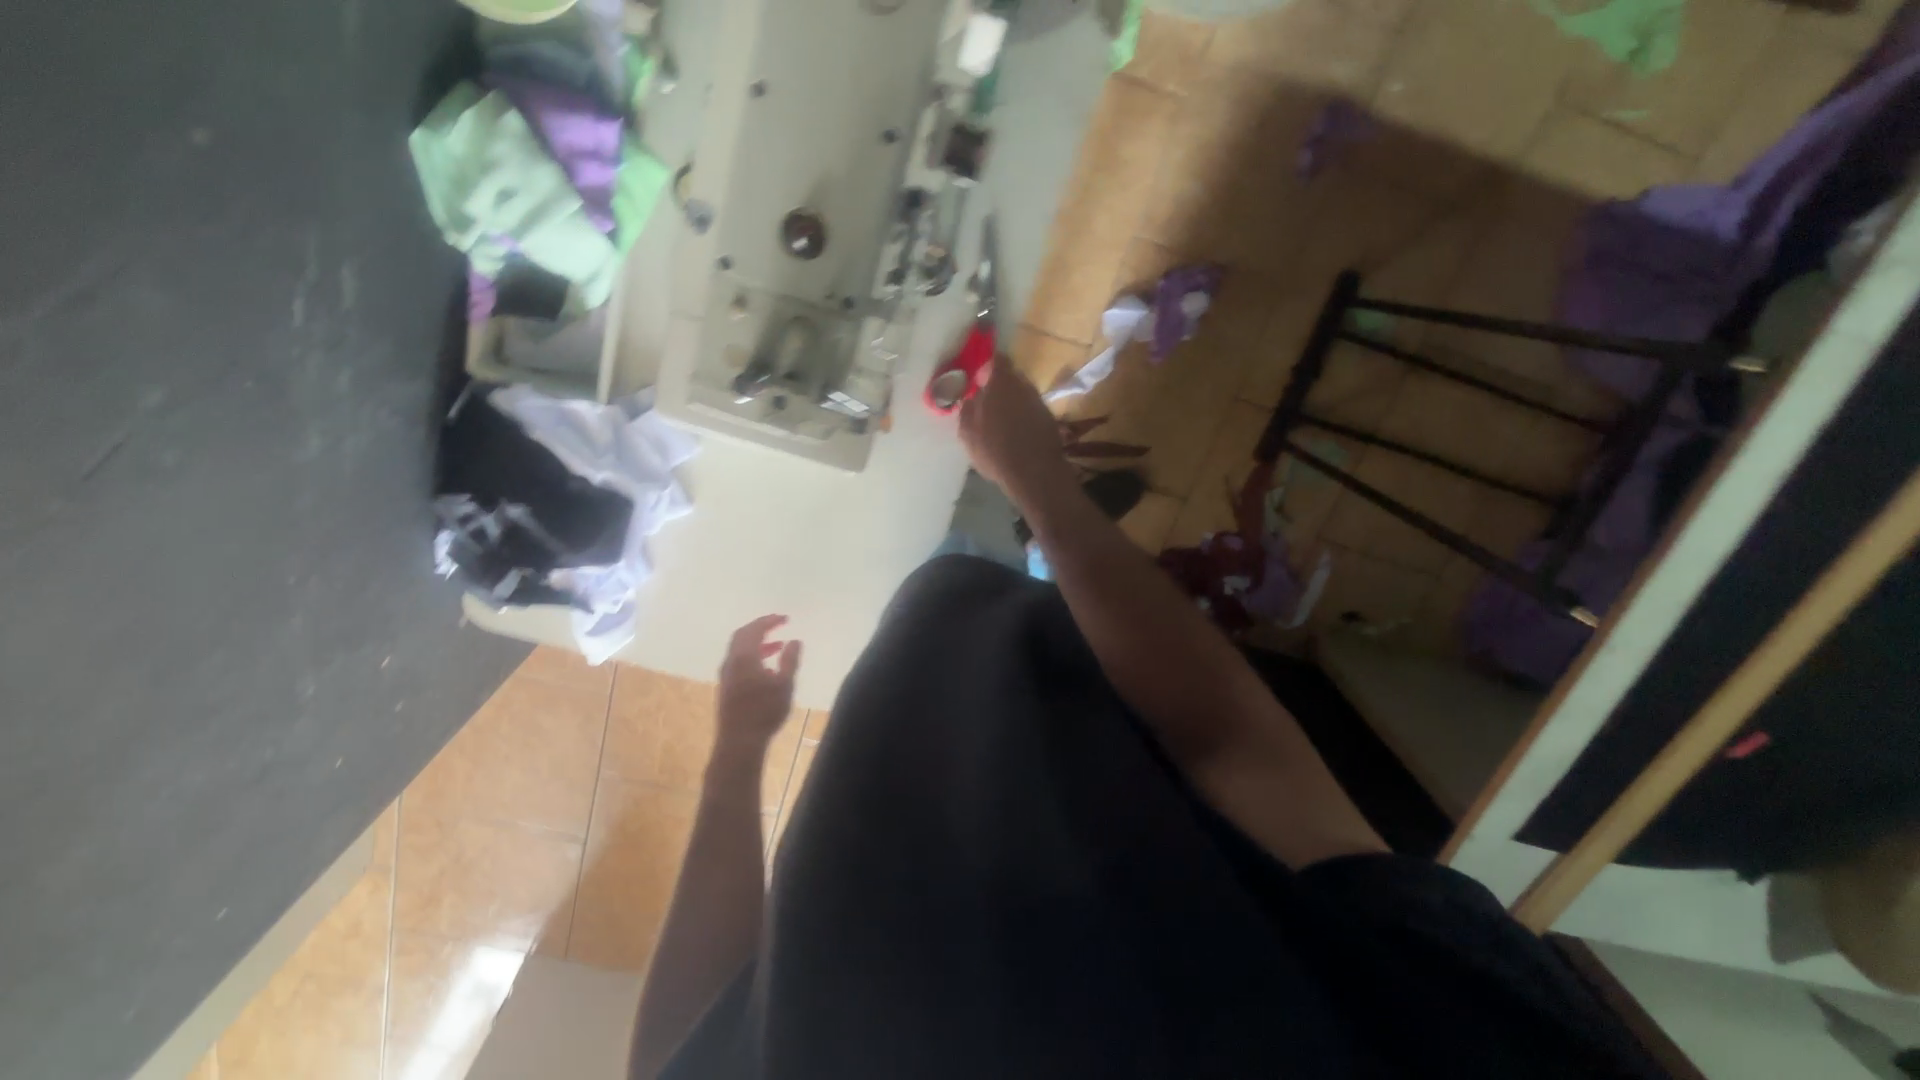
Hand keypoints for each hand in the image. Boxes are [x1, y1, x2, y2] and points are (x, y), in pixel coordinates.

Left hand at [714, 615, 801, 757]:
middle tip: (777, 625)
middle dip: (760, 628)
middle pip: (742, 636)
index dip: (769, 621)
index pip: (754, 630)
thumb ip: (790, 660)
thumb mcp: (784, 685)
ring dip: (756, 644)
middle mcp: (731, 662)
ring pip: (739, 650)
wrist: (739, 742)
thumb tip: (795, 641)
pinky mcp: (726, 688)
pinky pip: (738, 662)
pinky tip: (766, 669)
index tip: (785, 618)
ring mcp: (726, 676)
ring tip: (777, 647)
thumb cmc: (764, 712)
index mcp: (744, 657)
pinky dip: (752, 656)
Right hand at [958, 359, 1074, 504]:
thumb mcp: (968, 434)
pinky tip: (1017, 430)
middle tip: (989, 399)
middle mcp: (1023, 386)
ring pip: (1023, 392)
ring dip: (1013, 399)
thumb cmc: (995, 451)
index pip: (998, 360)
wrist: (1035, 472)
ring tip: (1002, 418)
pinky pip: (1032, 408)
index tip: (981, 374)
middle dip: (1001, 383)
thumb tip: (971, 397)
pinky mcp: (1049, 417)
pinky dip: (1024, 413)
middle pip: (1012, 376)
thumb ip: (967, 410)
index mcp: (1001, 384)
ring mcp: (1038, 401)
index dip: (990, 363)